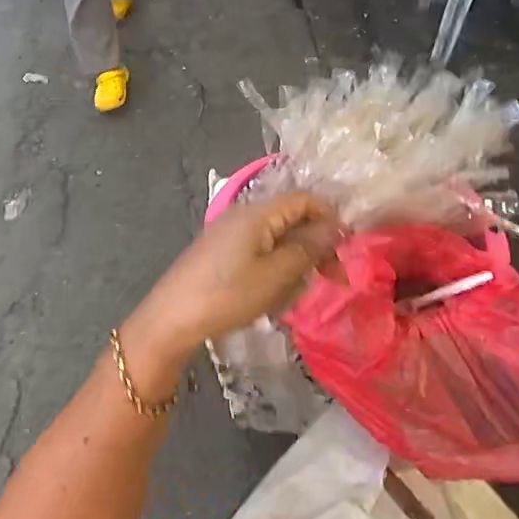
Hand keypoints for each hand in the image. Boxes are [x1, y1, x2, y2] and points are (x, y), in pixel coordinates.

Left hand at [127, 193, 341, 355]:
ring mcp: (230, 234)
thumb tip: (336, 225)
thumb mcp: (276, 275)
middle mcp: (243, 215)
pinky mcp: (221, 253)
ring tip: (288, 298)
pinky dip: (272, 274)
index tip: (346, 251)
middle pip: (292, 220)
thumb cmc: (227, 294)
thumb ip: (308, 247)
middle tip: (333, 281)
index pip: (304, 199)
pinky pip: (259, 255)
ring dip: (293, 267)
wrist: (171, 318)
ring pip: (278, 242)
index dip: (330, 219)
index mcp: (257, 213)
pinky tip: (268, 301)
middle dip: (314, 249)